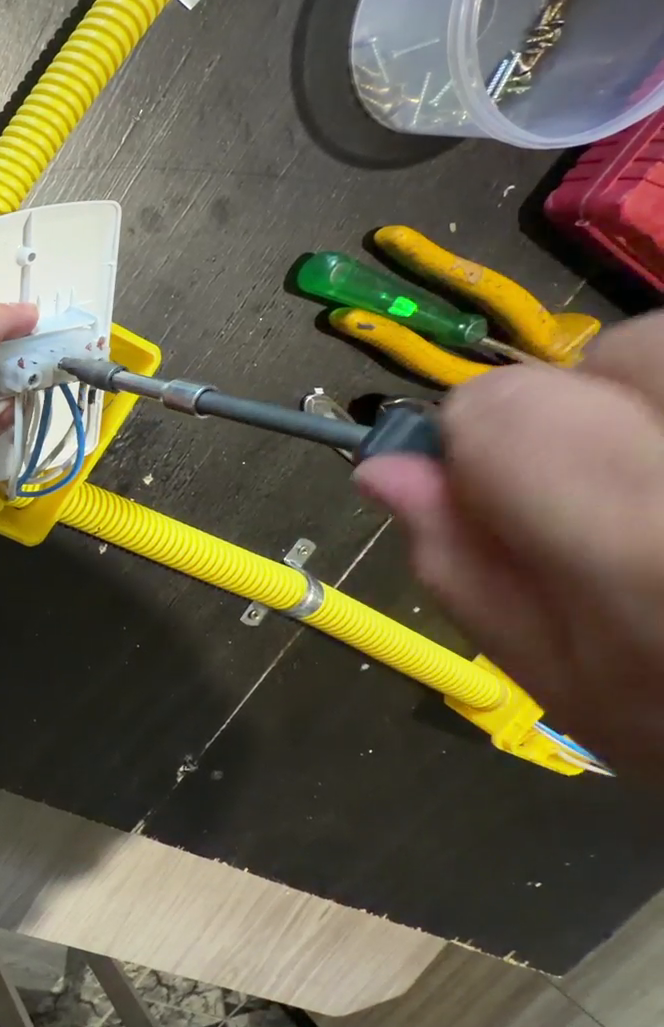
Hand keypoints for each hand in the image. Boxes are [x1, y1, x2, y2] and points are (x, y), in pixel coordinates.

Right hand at [355, 313, 663, 780]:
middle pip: (630, 352)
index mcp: (639, 548)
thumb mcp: (556, 674)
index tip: (491, 484)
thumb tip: (388, 471)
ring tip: (656, 480)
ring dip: (654, 400)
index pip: (510, 408)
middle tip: (611, 481)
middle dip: (593, 403)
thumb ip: (462, 566)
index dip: (477, 435)